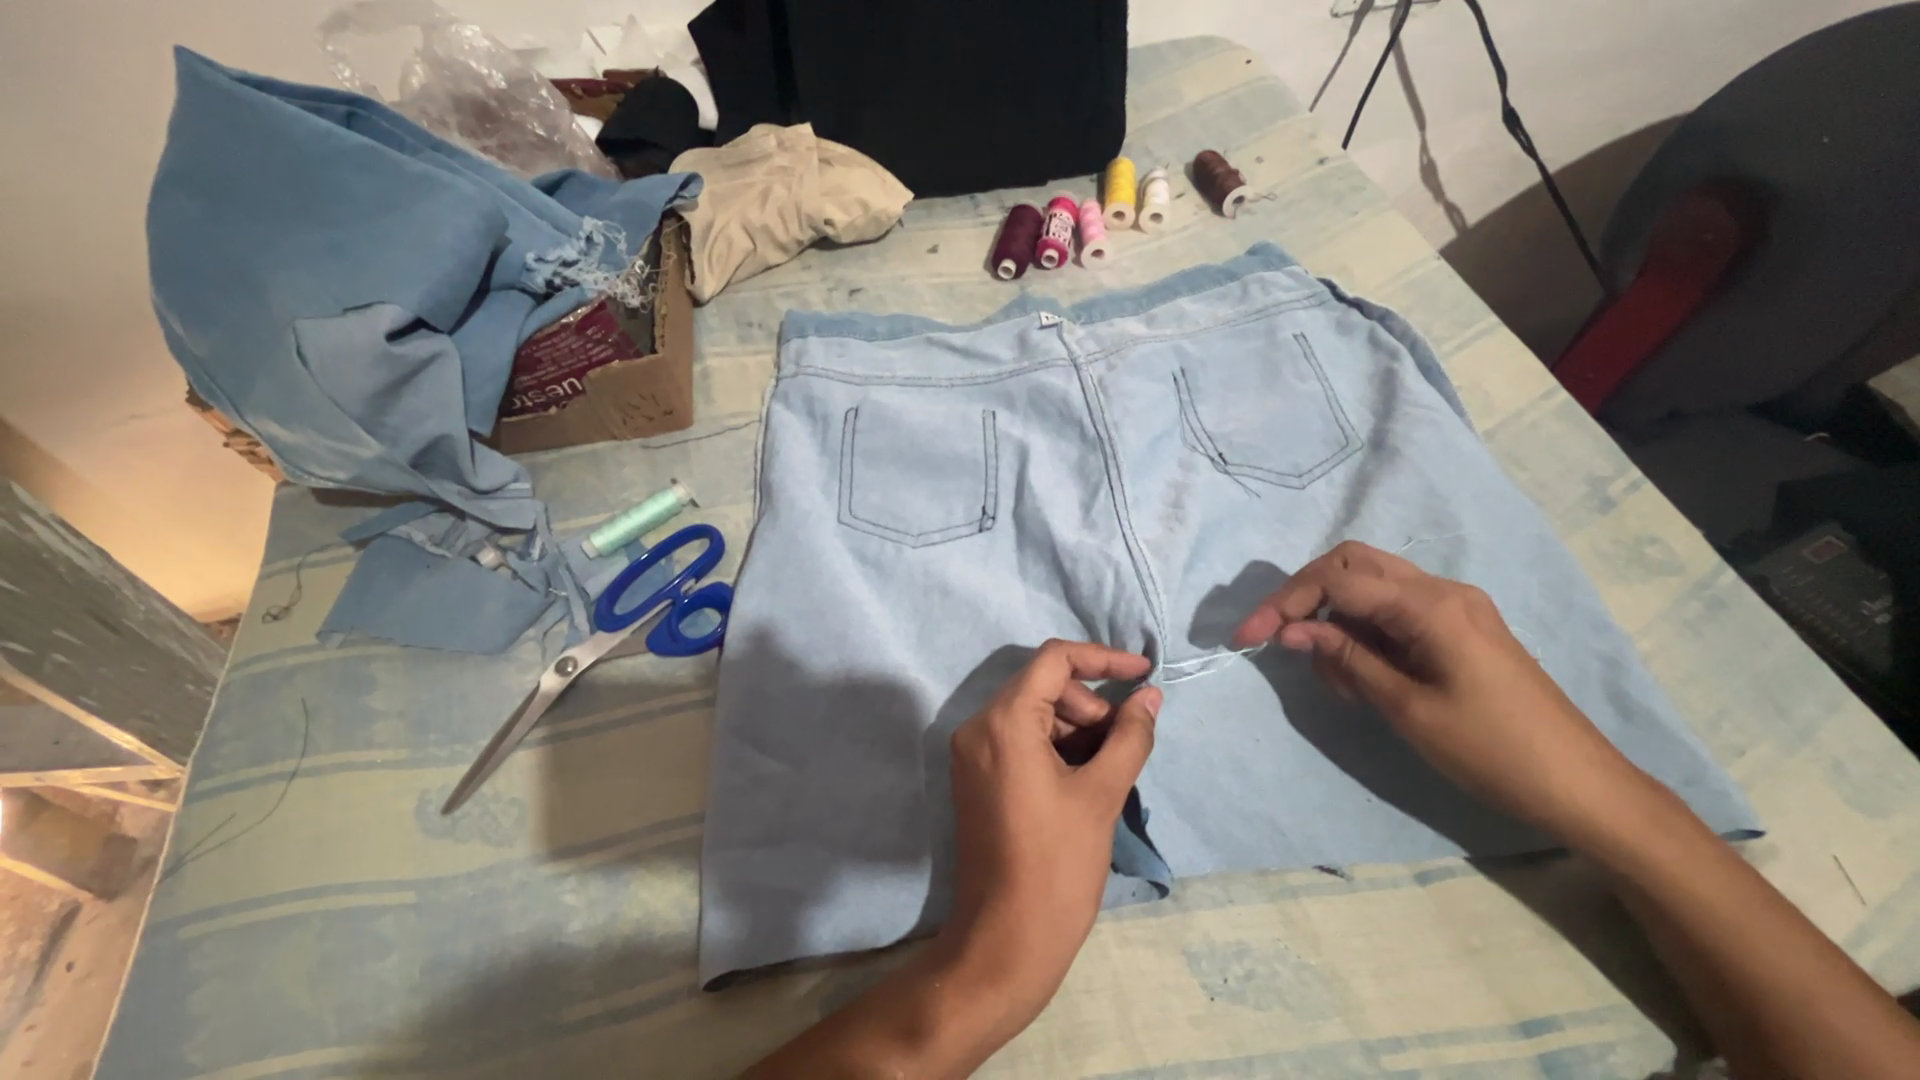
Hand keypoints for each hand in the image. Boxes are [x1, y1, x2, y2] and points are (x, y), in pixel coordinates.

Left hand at [943, 640, 1161, 1015]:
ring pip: (1033, 715)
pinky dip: (1056, 748)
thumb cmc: (1057, 865)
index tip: (1143, 673)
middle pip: (1042, 686)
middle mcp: (978, 727)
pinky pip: (1019, 741)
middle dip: (1090, 704)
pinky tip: (1086, 780)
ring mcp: (972, 754)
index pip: (1054, 660)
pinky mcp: (976, 779)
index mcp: (1003, 722)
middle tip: (1125, 742)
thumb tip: (1149, 696)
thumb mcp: (1102, 794)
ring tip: (1110, 769)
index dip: (1102, 659)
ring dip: (1076, 728)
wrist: (1004, 940)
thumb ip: (1129, 736)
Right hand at [1233, 541, 1645, 841]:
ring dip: (1334, 618)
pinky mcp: (1458, 630)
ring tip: (1333, 677)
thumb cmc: (1491, 750)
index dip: (1283, 604)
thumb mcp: (1406, 707)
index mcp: (1431, 605)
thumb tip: (1291, 630)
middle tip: (1275, 639)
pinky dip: (1363, 633)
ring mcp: (1453, 608)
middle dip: (1304, 596)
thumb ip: (1346, 658)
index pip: (1337, 581)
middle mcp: (1441, 591)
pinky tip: (1359, 675)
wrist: (1580, 785)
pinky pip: (1394, 612)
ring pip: (1370, 587)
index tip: (1247, 639)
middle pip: (1352, 565)